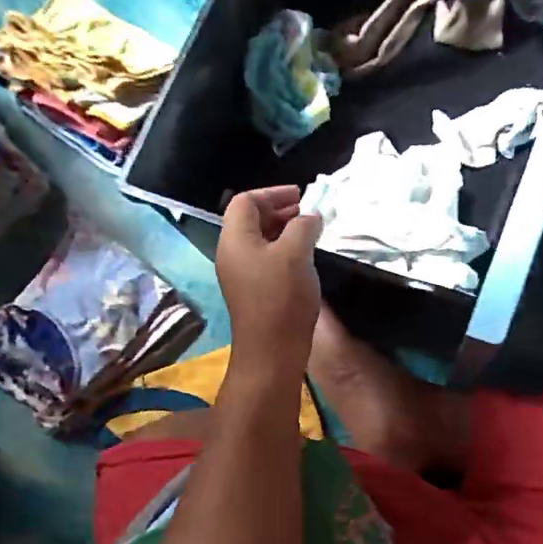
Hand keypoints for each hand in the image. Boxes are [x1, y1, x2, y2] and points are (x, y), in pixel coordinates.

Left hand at [217, 186, 322, 380]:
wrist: (272, 350)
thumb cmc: (282, 297)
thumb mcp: (296, 254)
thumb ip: (303, 227)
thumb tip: (311, 217)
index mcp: (235, 239)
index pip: (246, 202)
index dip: (273, 193)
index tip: (301, 195)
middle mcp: (232, 253)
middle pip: (249, 220)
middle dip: (278, 210)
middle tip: (306, 212)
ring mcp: (241, 275)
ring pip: (259, 241)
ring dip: (283, 231)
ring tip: (309, 233)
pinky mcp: (253, 293)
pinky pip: (265, 261)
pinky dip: (283, 251)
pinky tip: (304, 260)